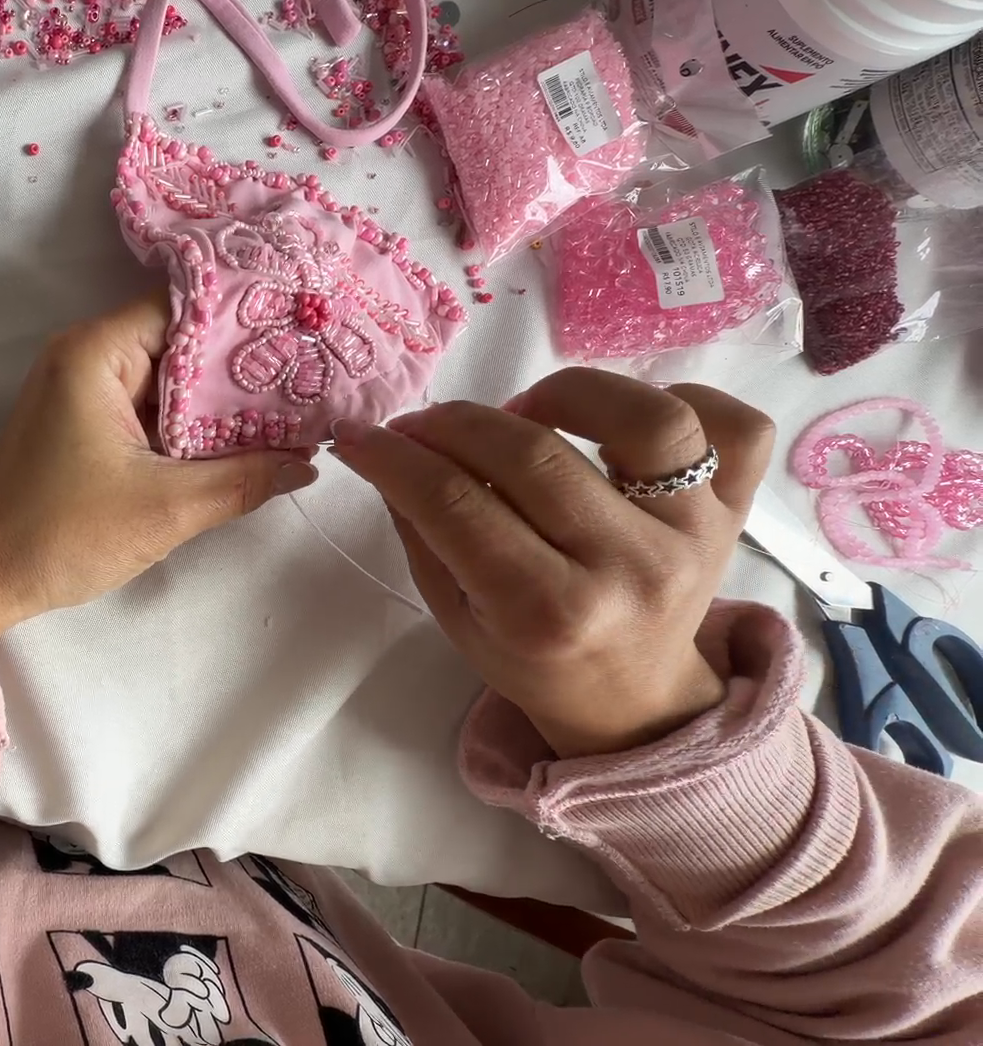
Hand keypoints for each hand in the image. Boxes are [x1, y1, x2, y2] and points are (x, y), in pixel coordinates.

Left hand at [0, 295, 318, 638]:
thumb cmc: (63, 534)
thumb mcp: (165, 508)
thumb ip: (244, 479)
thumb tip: (309, 463)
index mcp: (96, 352)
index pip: (189, 308)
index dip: (250, 321)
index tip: (308, 337)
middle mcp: (87, 357)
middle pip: (182, 343)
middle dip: (244, 367)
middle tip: (314, 378)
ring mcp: (83, 392)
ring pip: (169, 381)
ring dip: (220, 403)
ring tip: (295, 409)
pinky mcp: (84, 425)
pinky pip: (149, 411)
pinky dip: (189, 427)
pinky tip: (243, 441)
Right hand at [328, 368, 775, 758]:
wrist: (632, 700)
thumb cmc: (526, 659)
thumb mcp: (450, 610)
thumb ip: (421, 530)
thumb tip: (387, 452)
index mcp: (544, 612)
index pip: (454, 505)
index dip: (394, 458)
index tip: (358, 436)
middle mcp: (628, 569)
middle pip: (531, 456)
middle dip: (452, 424)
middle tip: (420, 426)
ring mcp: (695, 535)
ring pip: (647, 420)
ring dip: (565, 395)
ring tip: (523, 412)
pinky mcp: (735, 514)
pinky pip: (736, 427)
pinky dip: (683, 400)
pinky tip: (615, 427)